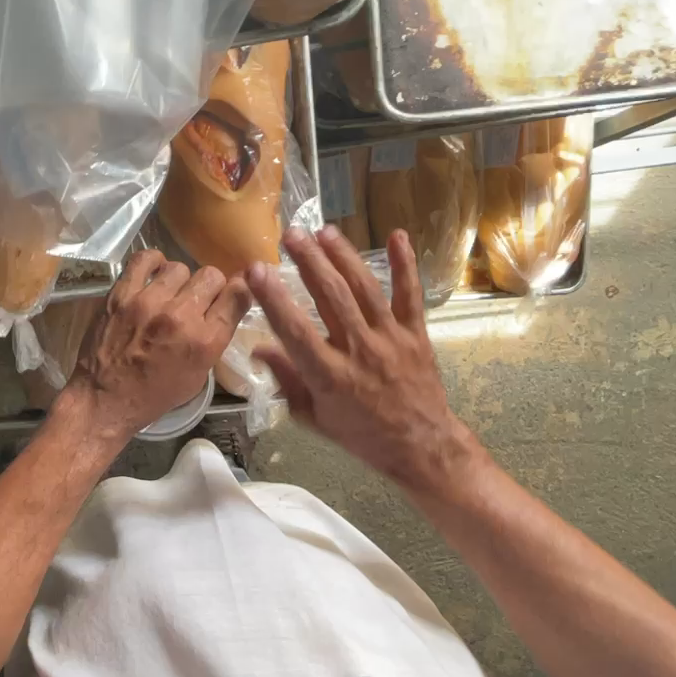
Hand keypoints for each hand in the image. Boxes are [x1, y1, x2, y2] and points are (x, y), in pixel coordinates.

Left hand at [58, 250, 250, 443]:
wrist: (105, 400)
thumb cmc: (154, 395)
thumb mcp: (198, 375)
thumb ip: (214, 338)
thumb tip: (223, 307)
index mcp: (205, 341)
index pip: (238, 295)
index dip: (237, 291)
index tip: (228, 295)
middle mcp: (181, 317)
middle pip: (211, 276)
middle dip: (208, 289)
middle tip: (195, 302)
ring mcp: (149, 303)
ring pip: (180, 267)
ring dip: (179, 281)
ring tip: (169, 295)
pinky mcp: (121, 295)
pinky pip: (144, 259)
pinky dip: (153, 263)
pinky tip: (153, 276)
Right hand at [247, 226, 486, 494]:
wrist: (419, 445)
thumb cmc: (359, 434)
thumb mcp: (313, 415)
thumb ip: (287, 380)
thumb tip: (260, 349)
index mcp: (328, 376)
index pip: (295, 330)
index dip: (274, 299)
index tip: (257, 271)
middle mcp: (358, 351)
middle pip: (331, 298)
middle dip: (310, 262)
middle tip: (291, 234)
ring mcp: (390, 339)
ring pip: (364, 289)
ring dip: (344, 257)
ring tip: (324, 231)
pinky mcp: (416, 334)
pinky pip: (409, 295)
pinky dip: (405, 265)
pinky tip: (396, 235)